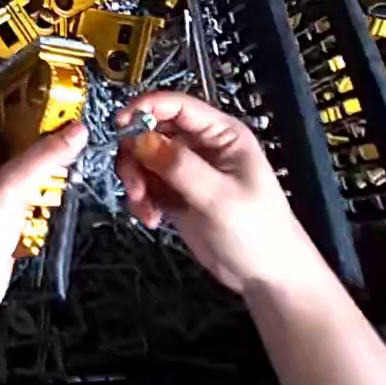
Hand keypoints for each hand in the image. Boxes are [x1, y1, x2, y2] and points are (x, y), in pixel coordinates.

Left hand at [0, 94, 87, 325]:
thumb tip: (77, 129)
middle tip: (70, 120)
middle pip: (12, 138)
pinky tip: (64, 192)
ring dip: (47, 165)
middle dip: (39, 130)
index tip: (37, 81)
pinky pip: (31, 201)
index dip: (5, 90)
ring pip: (25, 170)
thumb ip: (44, 157)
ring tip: (74, 154)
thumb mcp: (9, 186)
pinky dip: (46, 197)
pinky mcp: (6, 225)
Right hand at [114, 91, 324, 295]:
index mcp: (220, 133)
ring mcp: (186, 169)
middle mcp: (200, 145)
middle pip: (152, 130)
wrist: (266, 279)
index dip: (146, 107)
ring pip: (143, 157)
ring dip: (136, 180)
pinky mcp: (175, 193)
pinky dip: (141, 198)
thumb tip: (138, 138)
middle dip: (136, 154)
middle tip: (134, 183)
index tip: (120, 125)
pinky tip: (151, 218)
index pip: (177, 105)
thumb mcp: (218, 196)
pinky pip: (145, 183)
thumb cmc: (255, 231)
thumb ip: (178, 166)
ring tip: (143, 206)